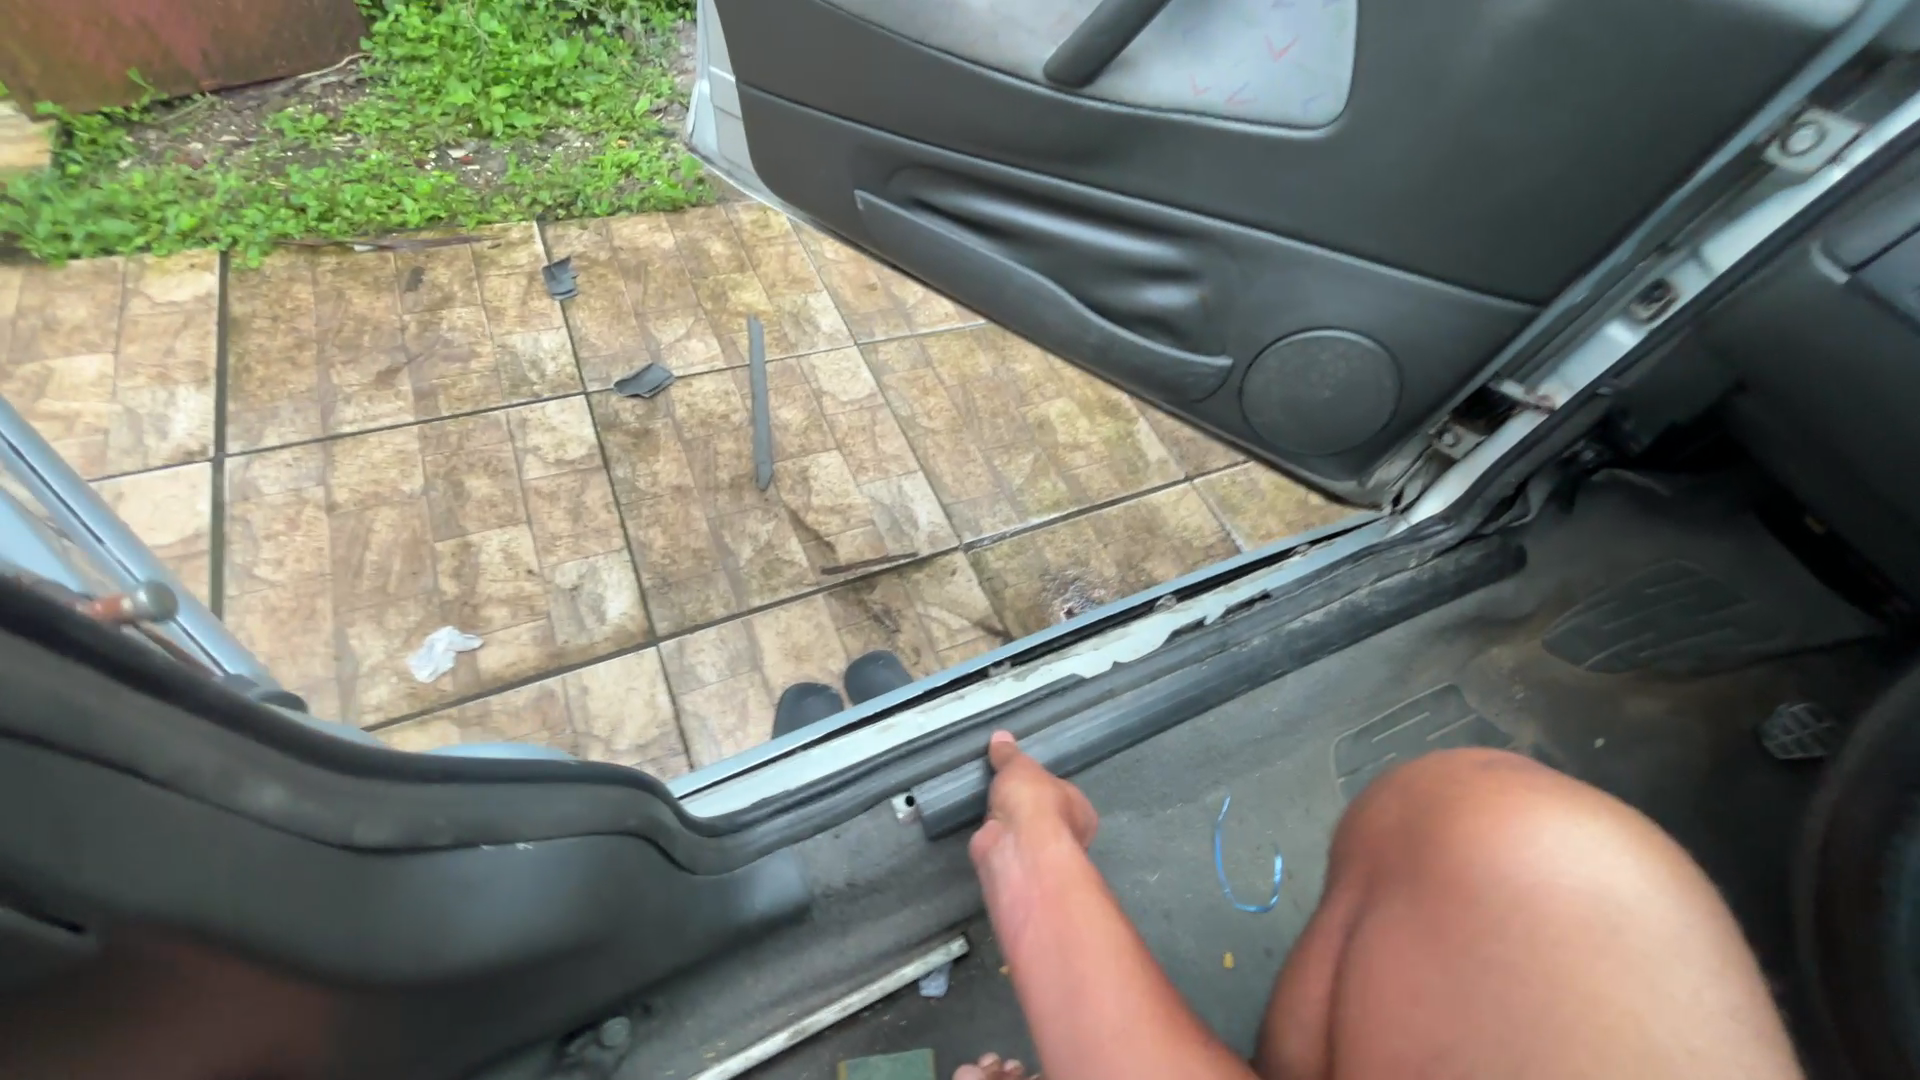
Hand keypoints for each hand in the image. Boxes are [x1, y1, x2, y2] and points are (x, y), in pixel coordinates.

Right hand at [969, 731, 1097, 868]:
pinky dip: (995, 837)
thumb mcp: (1019, 766)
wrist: (1016, 846)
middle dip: (1026, 805)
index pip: (1064, 793)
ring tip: (988, 803)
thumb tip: (1000, 736)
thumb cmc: (1033, 801)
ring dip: (1009, 823)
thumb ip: (1009, 754)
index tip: (1025, 776)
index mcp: (1081, 810)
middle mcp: (1068, 835)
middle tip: (1003, 788)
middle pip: (1044, 814)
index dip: (1044, 783)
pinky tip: (984, 826)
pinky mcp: (1018, 866)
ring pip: (1024, 832)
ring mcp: (1042, 854)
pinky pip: (1006, 845)